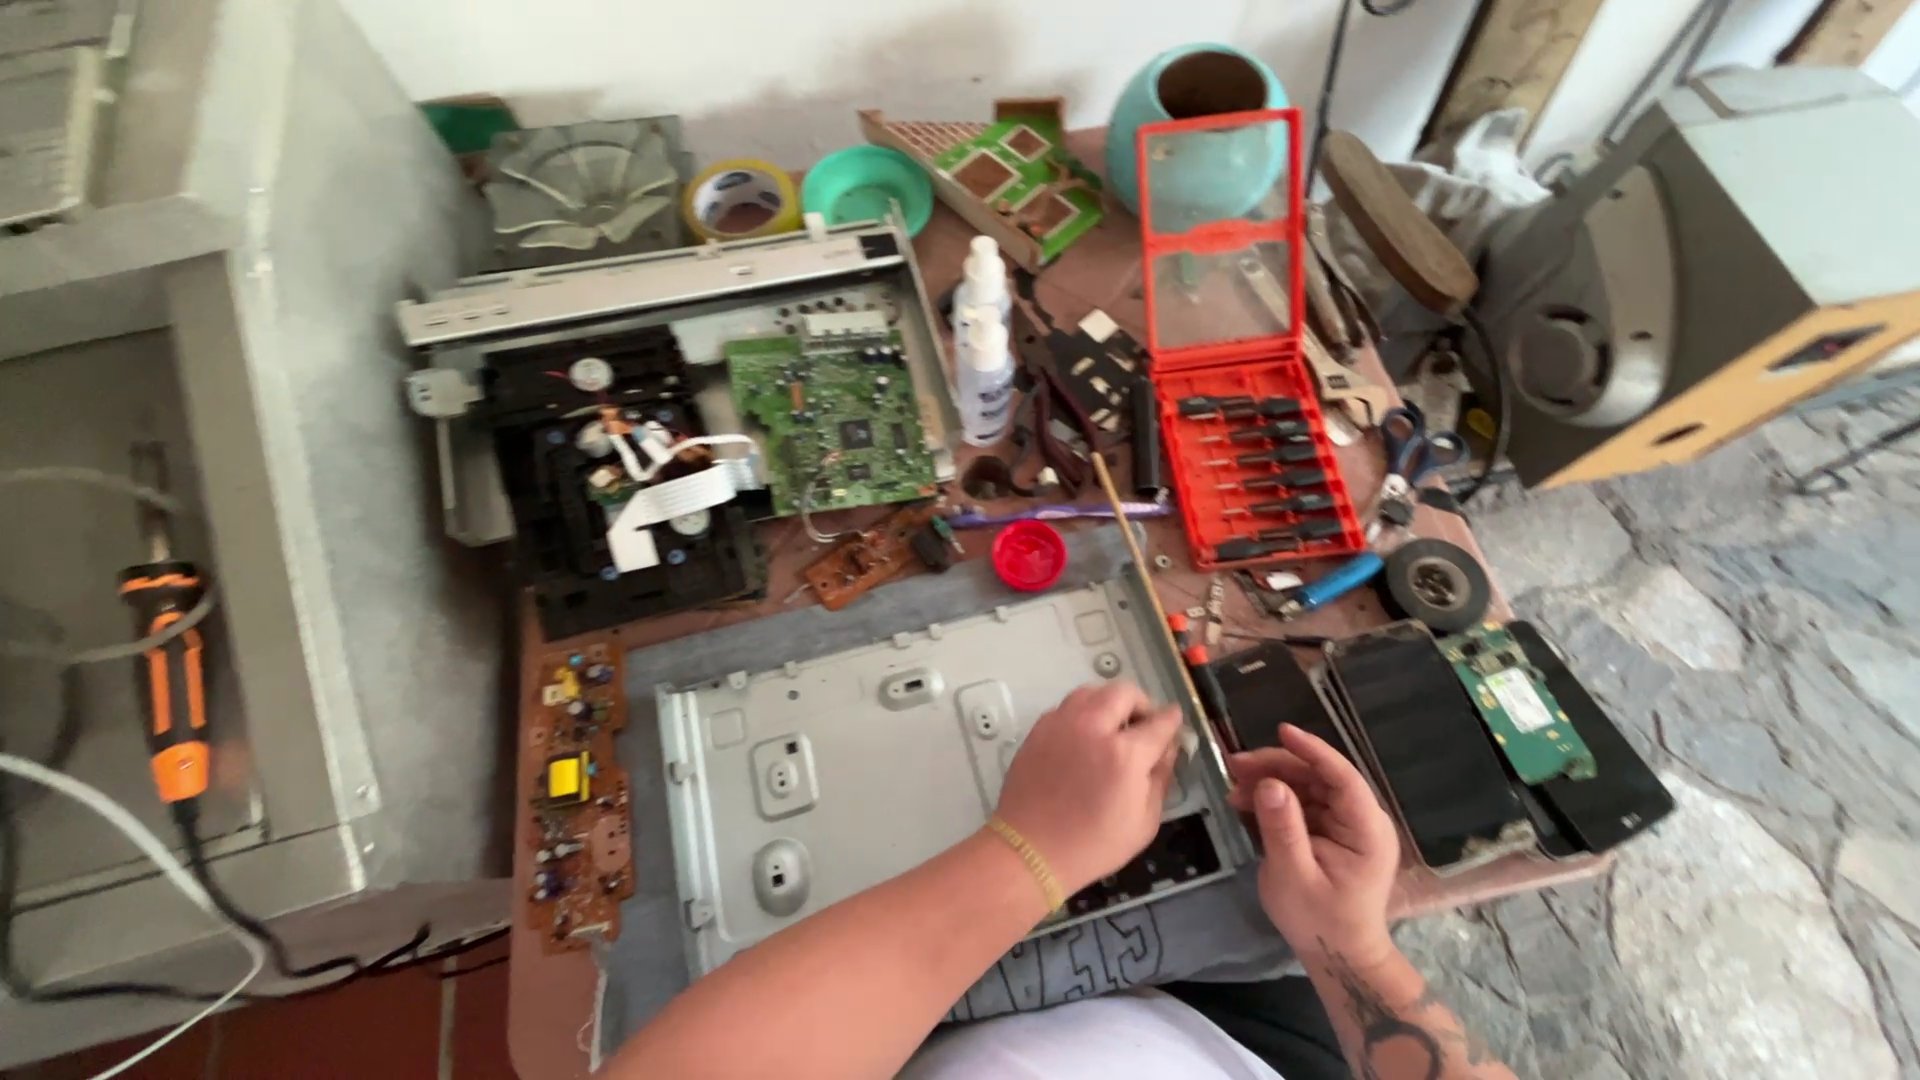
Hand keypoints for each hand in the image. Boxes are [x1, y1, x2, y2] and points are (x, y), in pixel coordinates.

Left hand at [995, 681, 1185, 895]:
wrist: (1031, 849)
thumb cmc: (1093, 845)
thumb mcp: (1144, 822)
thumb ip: (1160, 778)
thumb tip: (1169, 748)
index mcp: (1123, 754)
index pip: (1158, 724)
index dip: (1171, 719)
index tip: (1174, 719)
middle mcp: (1091, 728)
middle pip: (1123, 692)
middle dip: (1141, 703)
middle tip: (1144, 724)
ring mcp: (1061, 724)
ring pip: (1092, 691)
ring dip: (1109, 702)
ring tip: (1113, 726)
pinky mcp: (1039, 728)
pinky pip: (1067, 706)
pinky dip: (1083, 713)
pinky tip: (1085, 737)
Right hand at [1229, 724, 1399, 967]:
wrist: (1335, 954)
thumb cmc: (1319, 920)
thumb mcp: (1294, 876)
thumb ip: (1282, 829)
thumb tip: (1268, 784)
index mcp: (1367, 830)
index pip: (1343, 778)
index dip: (1313, 751)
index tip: (1282, 731)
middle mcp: (1360, 820)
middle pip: (1319, 776)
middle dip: (1277, 765)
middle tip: (1235, 765)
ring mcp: (1345, 823)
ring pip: (1306, 783)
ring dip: (1269, 779)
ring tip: (1233, 785)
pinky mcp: (1328, 829)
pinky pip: (1299, 800)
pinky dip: (1271, 797)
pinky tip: (1243, 800)